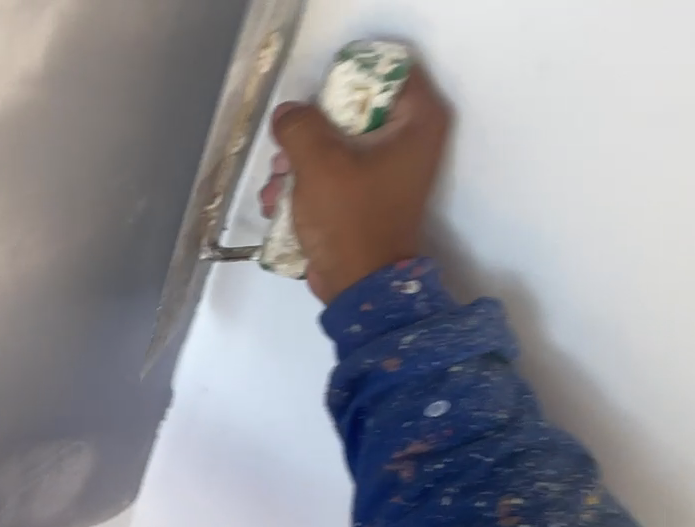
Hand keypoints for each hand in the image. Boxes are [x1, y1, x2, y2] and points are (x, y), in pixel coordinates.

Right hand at [258, 65, 451, 301]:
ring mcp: (385, 172)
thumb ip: (300, 128)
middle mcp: (408, 140)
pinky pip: (327, 178)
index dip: (340, 87)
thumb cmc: (350, 219)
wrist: (358, 283)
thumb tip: (287, 113)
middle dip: (306, 138)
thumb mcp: (319, 164)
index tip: (310, 112)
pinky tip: (279, 206)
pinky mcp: (363, 198)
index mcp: (418, 120)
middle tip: (286, 160)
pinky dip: (301, 190)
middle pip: (347, 115)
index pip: (382, 75)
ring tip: (277, 192)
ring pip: (329, 149)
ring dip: (294, 169)